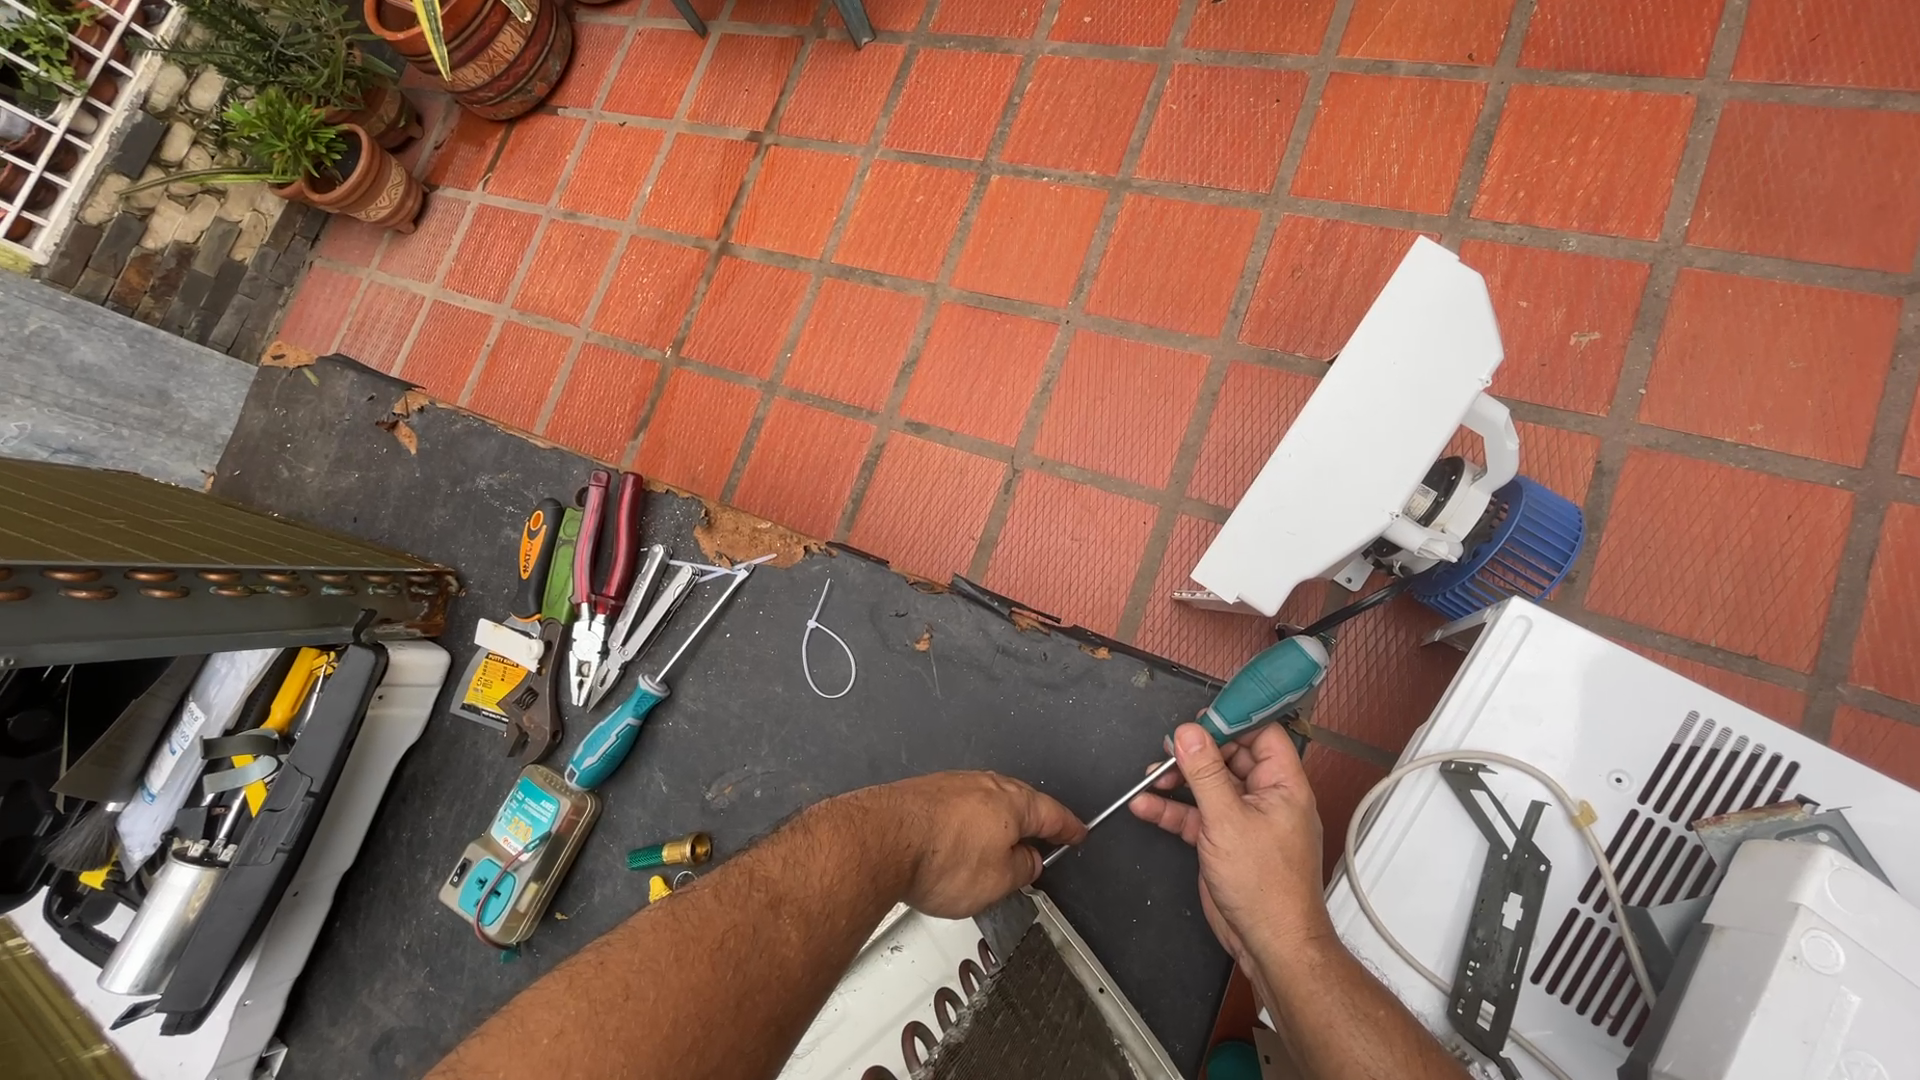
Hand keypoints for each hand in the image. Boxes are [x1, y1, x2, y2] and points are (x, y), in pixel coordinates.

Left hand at [847, 772, 1086, 918]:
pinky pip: (960, 806)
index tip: (1078, 833)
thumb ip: (1021, 868)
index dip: (1068, 827)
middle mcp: (985, 785)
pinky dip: (969, 823)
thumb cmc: (941, 859)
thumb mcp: (998, 880)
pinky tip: (960, 841)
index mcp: (1012, 803)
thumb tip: (1029, 859)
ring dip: (998, 822)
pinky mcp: (926, 793)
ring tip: (1000, 845)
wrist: (881, 839)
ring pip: (987, 802)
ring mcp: (953, 785)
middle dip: (1033, 820)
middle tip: (1044, 837)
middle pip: (1020, 801)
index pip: (1052, 813)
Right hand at [1127, 724, 1332, 962]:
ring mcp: (1243, 819)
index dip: (1233, 721)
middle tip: (1168, 747)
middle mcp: (1265, 797)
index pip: (1262, 735)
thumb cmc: (1266, 886)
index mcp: (1283, 785)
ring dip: (1177, 780)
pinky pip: (1195, 814)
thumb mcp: (1227, 820)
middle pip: (1228, 758)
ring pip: (1207, 786)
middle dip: (1196, 752)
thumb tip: (1189, 733)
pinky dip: (1171, 809)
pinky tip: (1145, 805)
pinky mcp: (1223, 840)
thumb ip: (1204, 773)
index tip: (1199, 716)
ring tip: (1151, 775)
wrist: (1269, 944)